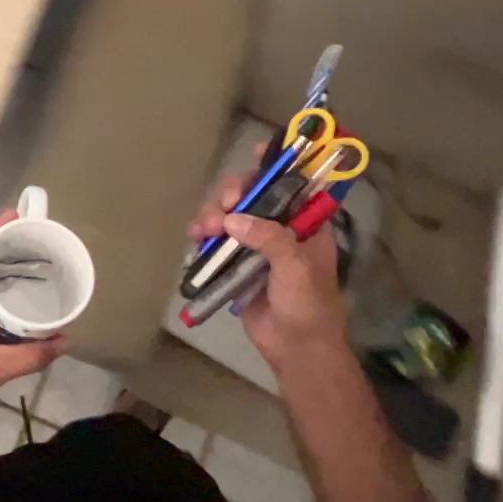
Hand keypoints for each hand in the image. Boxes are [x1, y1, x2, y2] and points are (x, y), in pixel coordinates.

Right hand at [190, 160, 348, 367]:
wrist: (295, 349)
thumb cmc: (307, 306)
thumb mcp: (295, 268)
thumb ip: (269, 238)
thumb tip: (232, 219)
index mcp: (306, 227)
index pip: (293, 186)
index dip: (278, 166)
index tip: (258, 152)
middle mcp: (281, 231)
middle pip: (253, 197)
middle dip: (233, 196)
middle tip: (221, 208)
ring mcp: (257, 247)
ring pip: (231, 216)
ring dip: (213, 216)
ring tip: (202, 230)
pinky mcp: (237, 264)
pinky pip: (217, 240)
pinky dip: (204, 236)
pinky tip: (195, 240)